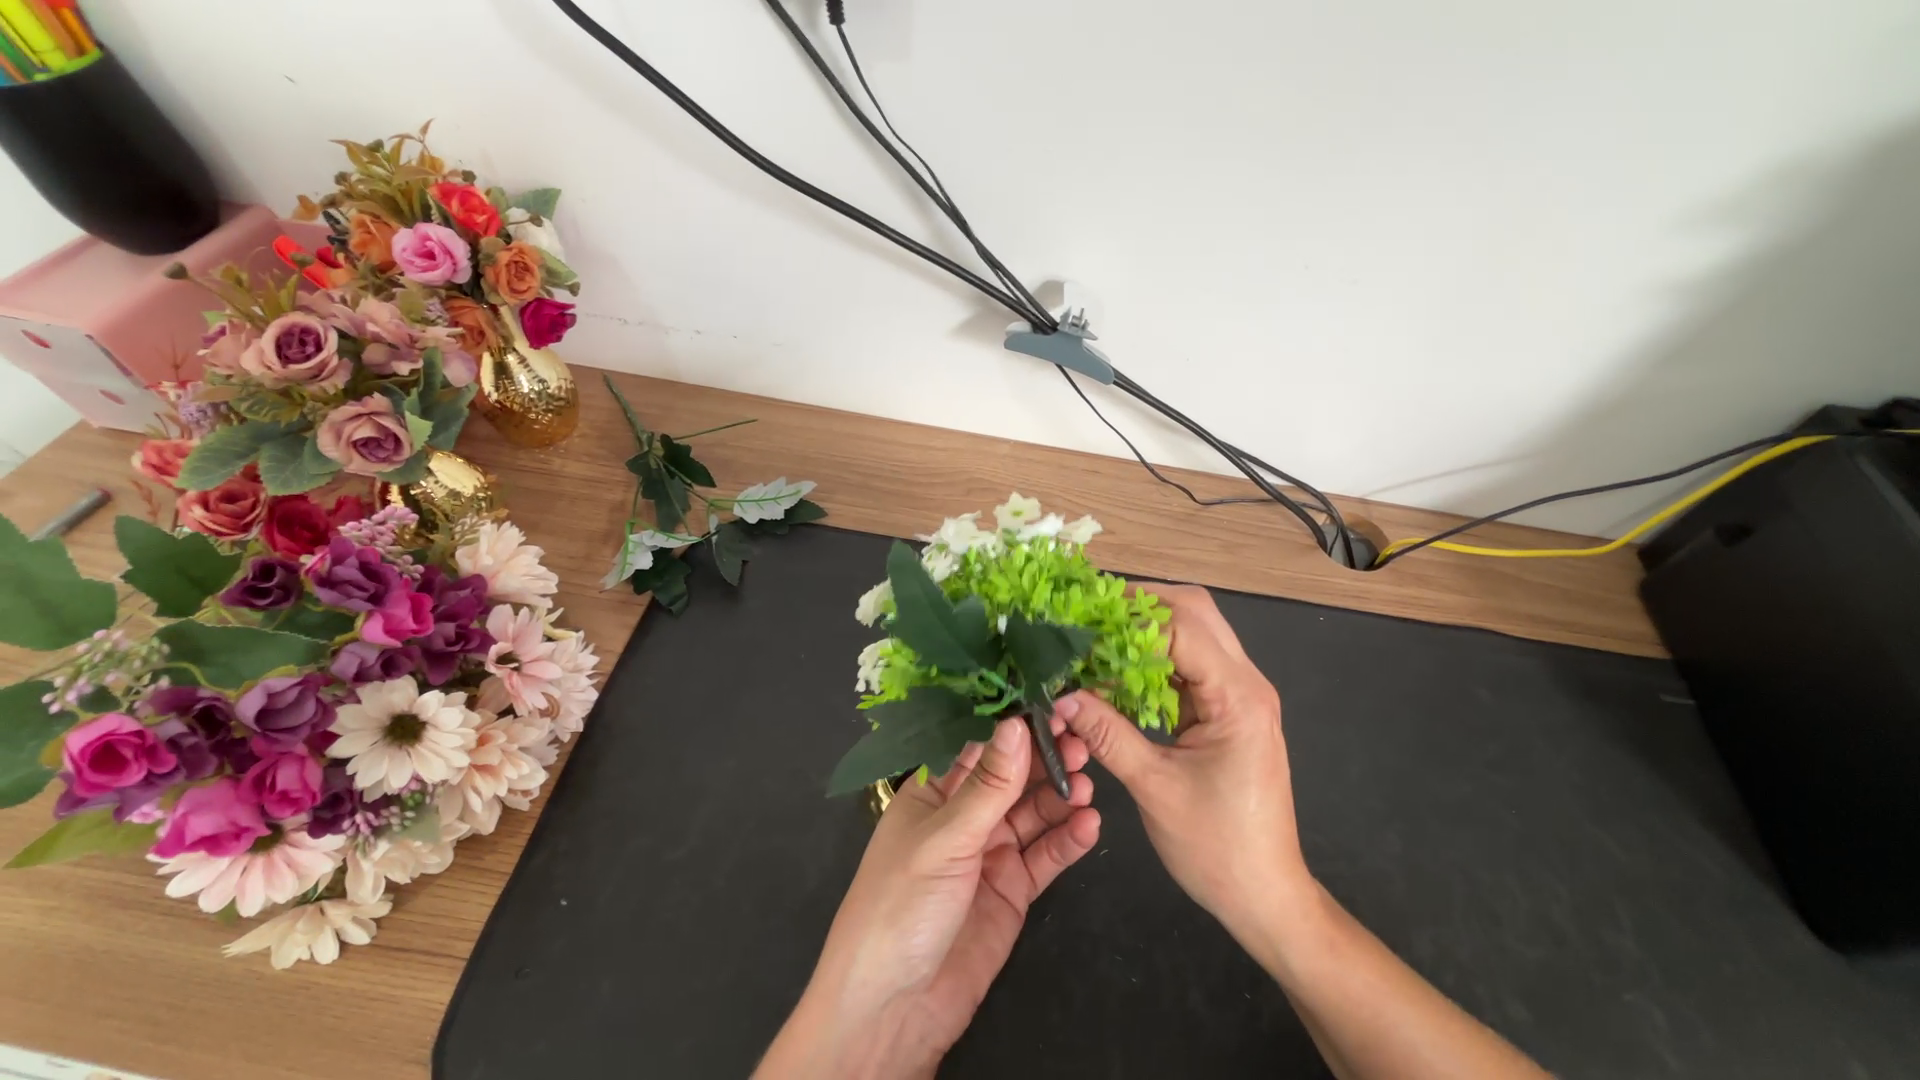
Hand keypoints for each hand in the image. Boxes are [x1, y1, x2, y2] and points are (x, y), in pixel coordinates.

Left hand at [757, 716, 1100, 1078]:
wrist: (895, 1007)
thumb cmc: (901, 906)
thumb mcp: (944, 839)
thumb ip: (987, 787)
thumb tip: (1016, 723)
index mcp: (931, 793)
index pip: (978, 748)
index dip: (1014, 726)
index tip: (1053, 703)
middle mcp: (962, 817)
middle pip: (1012, 778)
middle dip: (1045, 759)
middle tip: (1082, 742)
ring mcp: (989, 854)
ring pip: (1033, 814)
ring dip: (1061, 796)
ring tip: (1089, 782)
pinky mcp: (1012, 890)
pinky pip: (1045, 856)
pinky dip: (1068, 840)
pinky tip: (1090, 824)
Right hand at [1054, 585, 1314, 937]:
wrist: (1264, 893)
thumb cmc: (1216, 847)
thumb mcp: (1153, 788)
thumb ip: (1107, 734)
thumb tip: (1060, 696)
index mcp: (1238, 698)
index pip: (1181, 628)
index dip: (1128, 619)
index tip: (1079, 622)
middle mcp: (1246, 684)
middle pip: (1196, 613)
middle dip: (1140, 605)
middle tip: (1086, 616)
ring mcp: (1240, 696)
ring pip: (1194, 633)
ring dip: (1146, 628)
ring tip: (1094, 636)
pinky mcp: (1228, 711)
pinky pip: (1189, 665)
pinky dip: (1153, 659)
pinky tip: (1116, 671)